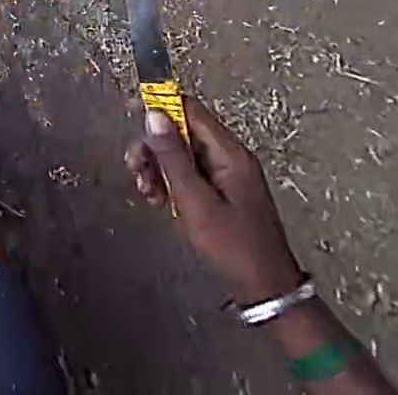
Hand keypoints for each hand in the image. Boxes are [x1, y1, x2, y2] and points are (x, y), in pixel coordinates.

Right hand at [124, 98, 305, 302]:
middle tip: (134, 166)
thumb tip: (153, 114)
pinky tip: (158, 199)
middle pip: (182, 133)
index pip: (190, 110)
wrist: (265, 292)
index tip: (131, 109)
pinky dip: (169, 182)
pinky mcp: (220, 192)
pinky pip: (188, 174)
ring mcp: (225, 175)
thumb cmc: (231, 245)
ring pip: (181, 155)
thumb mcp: (195, 200)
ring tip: (146, 190)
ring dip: (158, 167)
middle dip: (154, 146)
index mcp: (229, 152)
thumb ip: (172, 156)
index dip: (160, 105)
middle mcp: (227, 157)